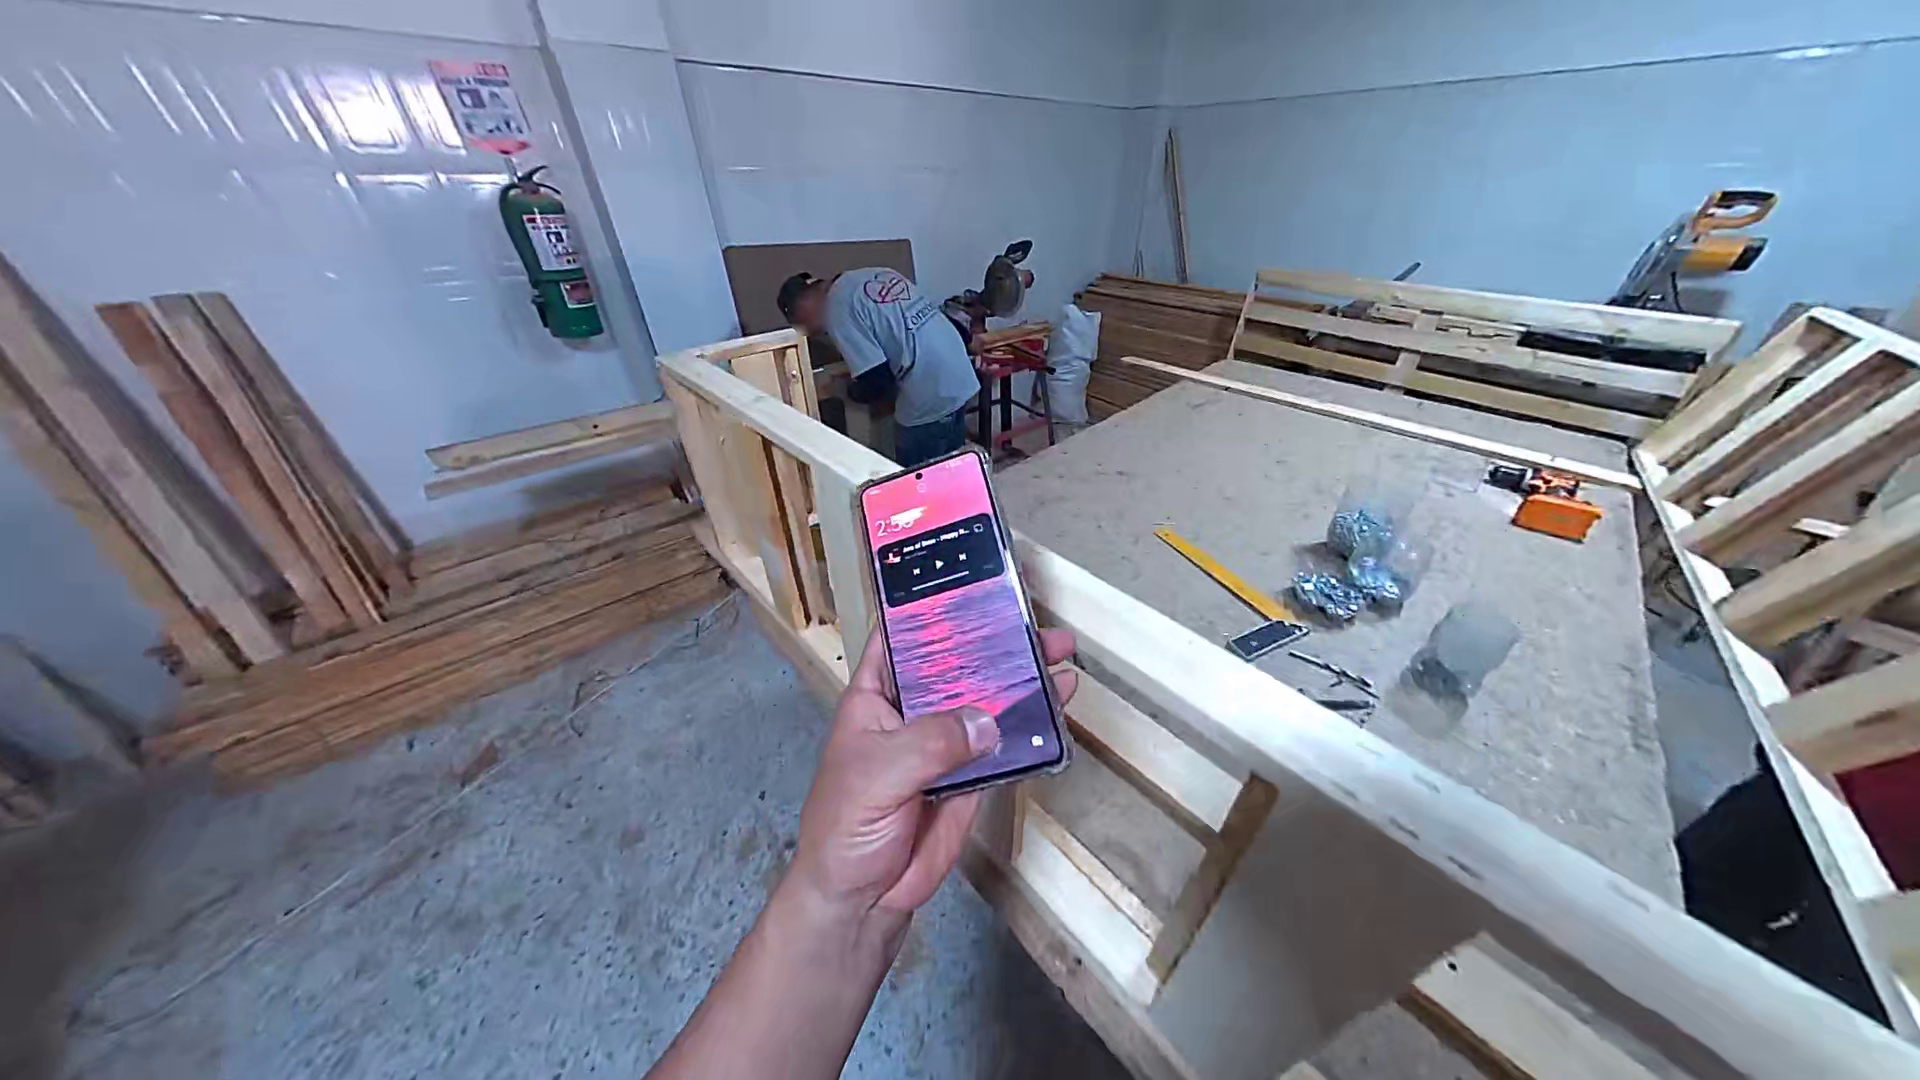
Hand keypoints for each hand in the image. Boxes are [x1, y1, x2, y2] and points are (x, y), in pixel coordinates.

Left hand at [786, 627, 1078, 924]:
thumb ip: (931, 742)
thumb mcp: (879, 772)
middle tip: (1033, 618)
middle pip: (957, 663)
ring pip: (987, 698)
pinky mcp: (972, 772)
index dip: (930, 609)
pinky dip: (1032, 722)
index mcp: (878, 694)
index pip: (901, 637)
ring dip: (1020, 676)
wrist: (864, 898)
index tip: (969, 582)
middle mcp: (915, 708)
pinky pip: (1005, 741)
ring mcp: (946, 740)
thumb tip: (988, 720)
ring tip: (1058, 651)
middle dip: (993, 640)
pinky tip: (1058, 701)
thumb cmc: (848, 823)